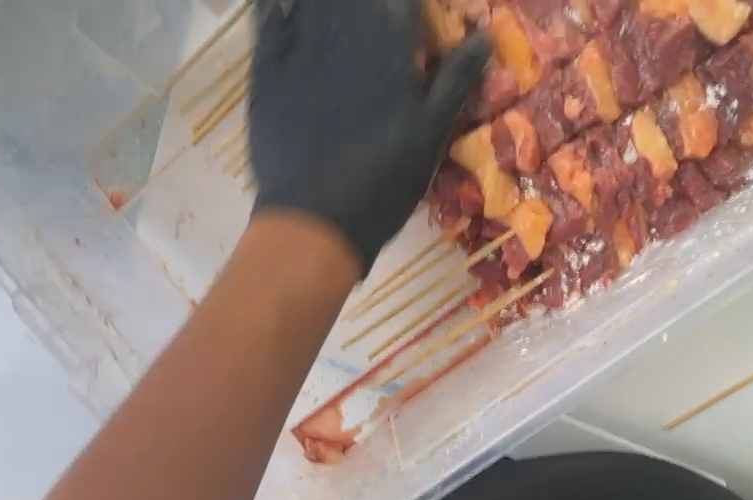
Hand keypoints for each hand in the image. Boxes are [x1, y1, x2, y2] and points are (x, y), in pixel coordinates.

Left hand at [248, 0, 489, 272]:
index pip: (402, 0)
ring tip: (341, 21)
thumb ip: (456, 81)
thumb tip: (485, 36)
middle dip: (370, 7)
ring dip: (330, 6)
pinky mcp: (267, 64)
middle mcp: (347, 27)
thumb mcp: (431, 138)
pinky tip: (286, 8)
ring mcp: (301, 43)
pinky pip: (268, 10)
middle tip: (373, 22)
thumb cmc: (382, 187)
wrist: (315, 224)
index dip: (405, 9)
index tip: (407, 21)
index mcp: (393, 40)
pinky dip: (277, 4)